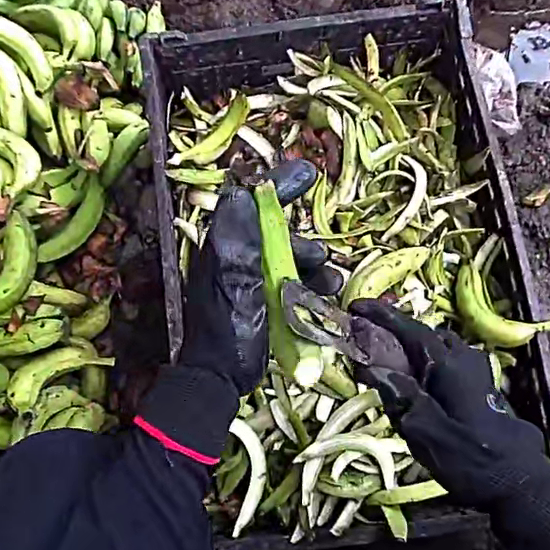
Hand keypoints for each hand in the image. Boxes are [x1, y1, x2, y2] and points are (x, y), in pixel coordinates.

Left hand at [178, 158, 340, 393]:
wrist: (221, 376)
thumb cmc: (227, 326)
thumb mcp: (233, 277)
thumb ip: (239, 237)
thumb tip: (241, 193)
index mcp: (225, 246)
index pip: (250, 202)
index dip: (277, 185)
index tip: (306, 174)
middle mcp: (238, 258)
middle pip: (276, 233)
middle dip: (301, 240)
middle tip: (319, 254)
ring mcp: (251, 282)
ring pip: (290, 260)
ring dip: (313, 267)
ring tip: (328, 281)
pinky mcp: (265, 304)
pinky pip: (294, 286)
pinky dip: (312, 288)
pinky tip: (325, 298)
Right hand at [348, 299, 549, 507]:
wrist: (520, 484)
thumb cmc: (471, 460)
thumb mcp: (425, 432)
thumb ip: (399, 395)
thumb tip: (372, 366)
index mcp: (448, 365)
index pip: (410, 329)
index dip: (381, 316)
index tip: (355, 306)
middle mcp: (464, 359)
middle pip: (424, 334)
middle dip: (394, 331)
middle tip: (366, 337)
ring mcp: (477, 372)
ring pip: (438, 347)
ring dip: (411, 348)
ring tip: (385, 360)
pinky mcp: (482, 388)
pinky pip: (447, 361)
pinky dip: (425, 362)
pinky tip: (416, 382)